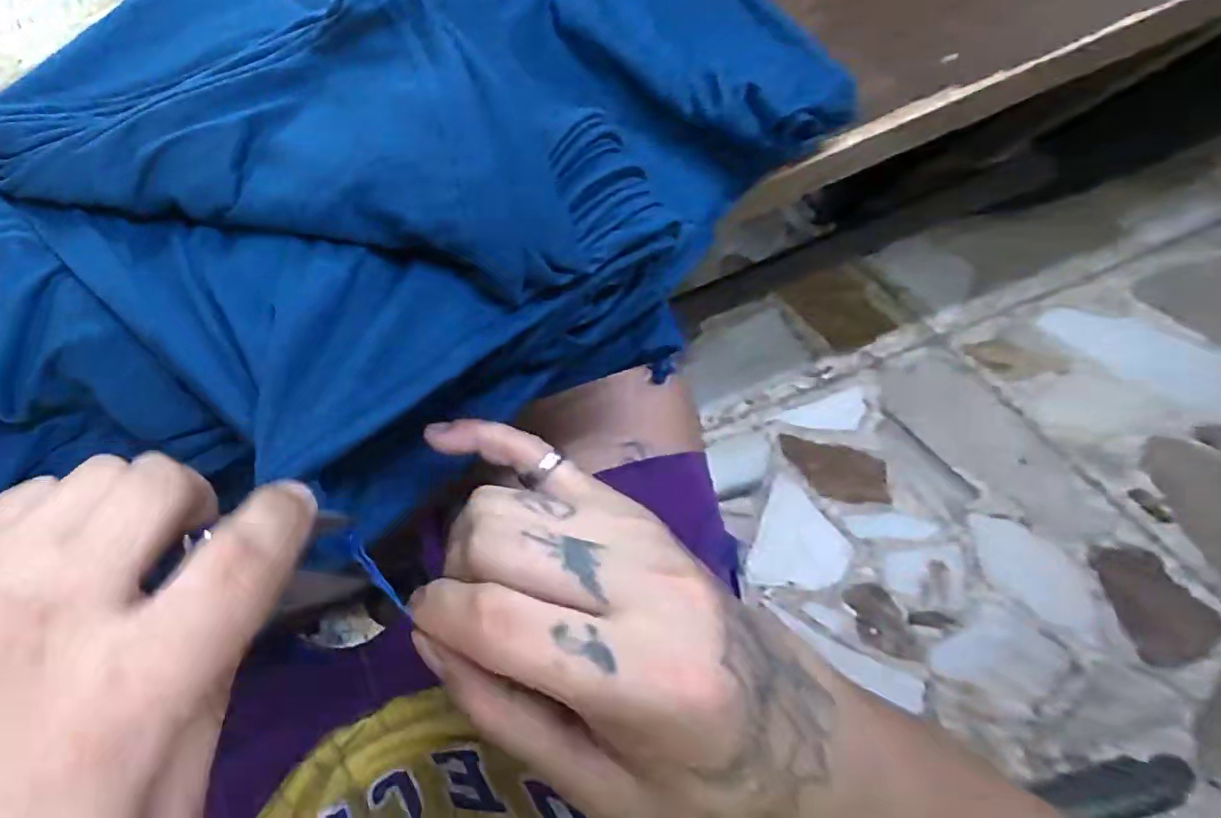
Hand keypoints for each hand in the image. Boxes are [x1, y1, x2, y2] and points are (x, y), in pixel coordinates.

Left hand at [0, 455, 317, 817]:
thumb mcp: (166, 799)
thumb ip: (212, 681)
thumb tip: (237, 582)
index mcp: (128, 690)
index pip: (237, 565)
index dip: (281, 518)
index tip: (296, 500)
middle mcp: (58, 609)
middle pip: (159, 481)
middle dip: (193, 498)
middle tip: (184, 542)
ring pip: (99, 470)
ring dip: (128, 505)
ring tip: (112, 557)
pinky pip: (33, 489)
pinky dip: (62, 515)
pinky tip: (46, 569)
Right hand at [412, 420, 843, 817]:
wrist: (795, 729)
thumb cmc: (699, 782)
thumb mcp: (600, 791)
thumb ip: (498, 711)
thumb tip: (425, 633)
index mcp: (646, 674)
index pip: (494, 620)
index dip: (436, 619)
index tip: (425, 628)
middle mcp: (644, 583)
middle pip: (491, 540)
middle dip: (452, 577)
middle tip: (466, 618)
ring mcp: (636, 529)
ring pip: (502, 499)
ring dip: (469, 535)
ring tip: (485, 576)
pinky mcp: (628, 503)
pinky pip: (540, 453)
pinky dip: (487, 440)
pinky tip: (443, 438)